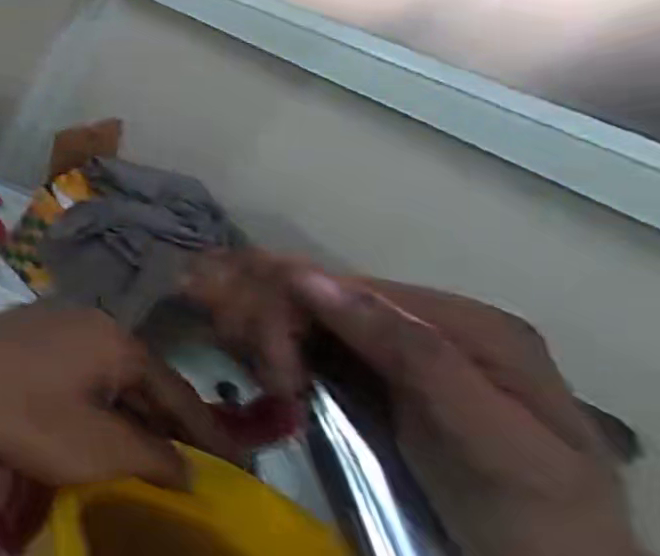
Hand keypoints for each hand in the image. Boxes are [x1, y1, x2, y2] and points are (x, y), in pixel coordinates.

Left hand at [0, 305, 239, 488]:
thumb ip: (157, 457)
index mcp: (111, 336)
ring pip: (105, 372)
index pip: (178, 391)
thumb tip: (190, 465)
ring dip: (127, 413)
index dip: (212, 438)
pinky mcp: (19, 330)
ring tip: (147, 457)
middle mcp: (82, 315)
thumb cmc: (24, 417)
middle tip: (193, 471)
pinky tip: (93, 428)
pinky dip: (92, 398)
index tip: (241, 475)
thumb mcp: (101, 449)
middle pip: (140, 377)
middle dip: (167, 425)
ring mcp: (46, 318)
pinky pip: (73, 366)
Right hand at [187, 251, 639, 555]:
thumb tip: (305, 277)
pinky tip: (268, 375)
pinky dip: (271, 349)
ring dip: (262, 337)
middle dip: (270, 327)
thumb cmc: (531, 516)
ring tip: (265, 382)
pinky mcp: (371, 371)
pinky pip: (302, 339)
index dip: (286, 312)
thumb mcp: (487, 439)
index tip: (268, 370)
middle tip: (263, 381)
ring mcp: (397, 344)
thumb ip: (410, 354)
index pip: (339, 287)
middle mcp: (426, 318)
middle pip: (314, 295)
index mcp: (464, 321)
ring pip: (297, 312)